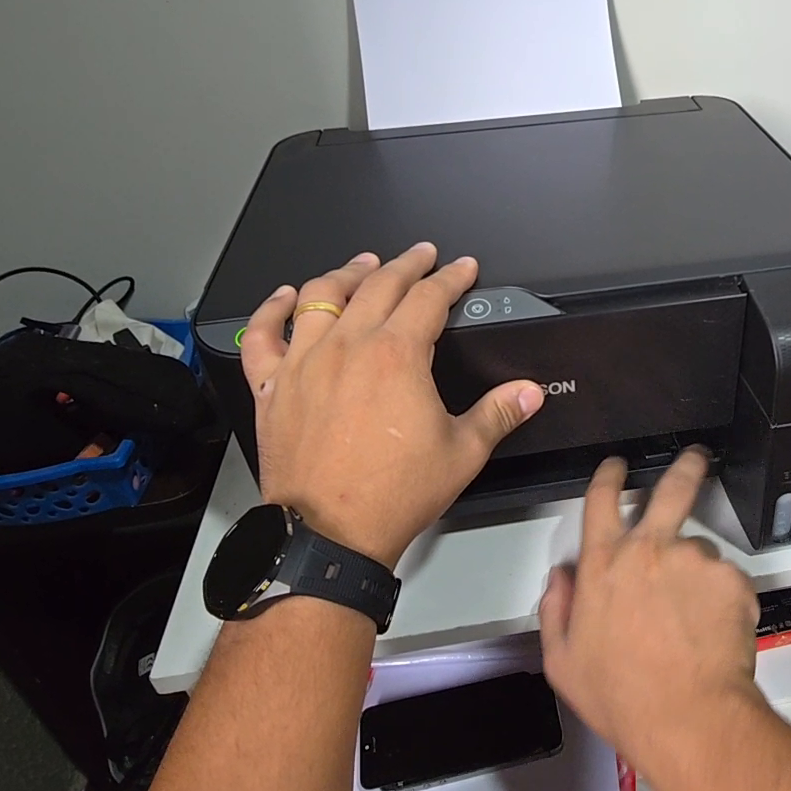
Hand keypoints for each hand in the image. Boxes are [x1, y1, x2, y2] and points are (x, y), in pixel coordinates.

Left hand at [239, 242, 543, 567]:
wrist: (330, 535)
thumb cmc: (393, 494)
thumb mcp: (462, 452)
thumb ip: (498, 413)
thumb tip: (528, 392)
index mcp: (397, 356)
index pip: (430, 297)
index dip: (451, 277)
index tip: (462, 268)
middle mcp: (348, 348)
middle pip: (379, 284)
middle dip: (407, 263)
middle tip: (422, 255)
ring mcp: (305, 363)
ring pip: (321, 296)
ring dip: (347, 273)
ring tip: (363, 264)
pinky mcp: (274, 387)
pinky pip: (263, 335)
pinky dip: (270, 310)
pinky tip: (284, 297)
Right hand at [538, 451, 763, 768]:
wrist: (688, 719)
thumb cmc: (622, 695)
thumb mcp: (563, 661)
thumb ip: (556, 609)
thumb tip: (561, 578)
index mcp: (604, 563)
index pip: (602, 497)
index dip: (609, 474)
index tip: (617, 466)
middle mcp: (649, 549)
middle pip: (672, 486)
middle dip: (686, 465)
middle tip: (696, 458)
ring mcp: (694, 560)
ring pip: (700, 551)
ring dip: (698, 571)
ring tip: (695, 619)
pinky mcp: (731, 579)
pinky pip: (726, 581)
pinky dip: (722, 600)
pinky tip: (713, 632)